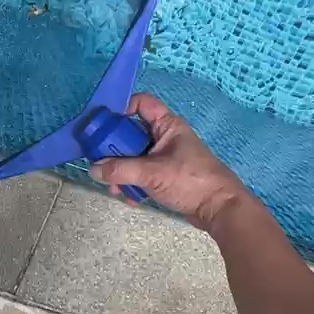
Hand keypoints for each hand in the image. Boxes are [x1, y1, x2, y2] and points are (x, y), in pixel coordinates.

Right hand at [91, 93, 253, 231]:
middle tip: (100, 161)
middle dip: (114, 149)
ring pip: (134, 157)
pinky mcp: (166, 177)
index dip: (122, 107)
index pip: (142, 104)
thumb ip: (120, 170)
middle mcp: (165, 138)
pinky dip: (133, 184)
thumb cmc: (190, 181)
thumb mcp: (152, 173)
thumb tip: (93, 169)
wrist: (219, 209)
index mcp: (167, 126)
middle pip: (131, 133)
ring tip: (115, 188)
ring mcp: (165, 158)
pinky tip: (130, 198)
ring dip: (121, 171)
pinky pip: (142, 174)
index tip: (103, 123)